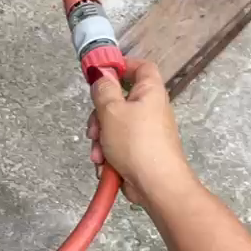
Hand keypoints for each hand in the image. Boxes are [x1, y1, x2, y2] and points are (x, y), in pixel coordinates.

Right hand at [88, 57, 198, 205]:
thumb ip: (103, 89)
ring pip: (112, 126)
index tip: (101, 74)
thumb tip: (100, 73)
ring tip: (100, 155)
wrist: (156, 184)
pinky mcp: (137, 150)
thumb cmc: (136, 144)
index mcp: (149, 91)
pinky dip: (107, 154)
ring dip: (100, 140)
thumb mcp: (112, 111)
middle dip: (99, 117)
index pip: (140, 67)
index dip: (121, 66)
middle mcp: (149, 109)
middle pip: (117, 101)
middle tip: (94, 130)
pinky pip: (115, 145)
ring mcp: (143, 131)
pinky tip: (105, 166)